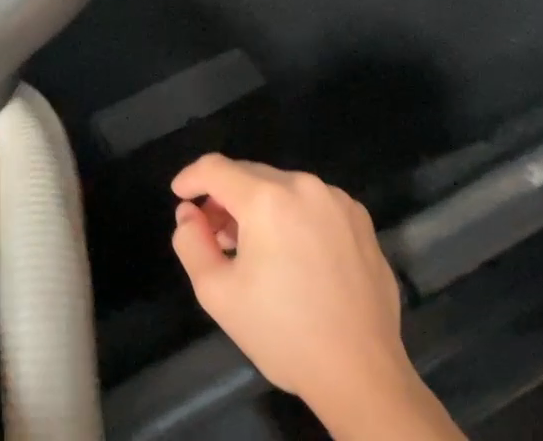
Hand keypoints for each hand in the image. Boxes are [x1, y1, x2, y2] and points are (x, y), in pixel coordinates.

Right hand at [170, 154, 407, 404]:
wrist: (362, 374)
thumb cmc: (282, 332)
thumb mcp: (216, 292)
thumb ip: (190, 242)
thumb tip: (189, 214)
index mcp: (268, 199)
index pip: (215, 168)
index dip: (190, 177)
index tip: (179, 196)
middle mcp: (306, 188)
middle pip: (250, 174)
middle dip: (224, 196)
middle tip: (212, 232)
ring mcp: (339, 203)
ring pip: (283, 188)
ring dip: (258, 206)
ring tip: (251, 248)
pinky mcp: (362, 223)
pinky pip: (313, 205)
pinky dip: (292, 216)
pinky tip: (291, 256)